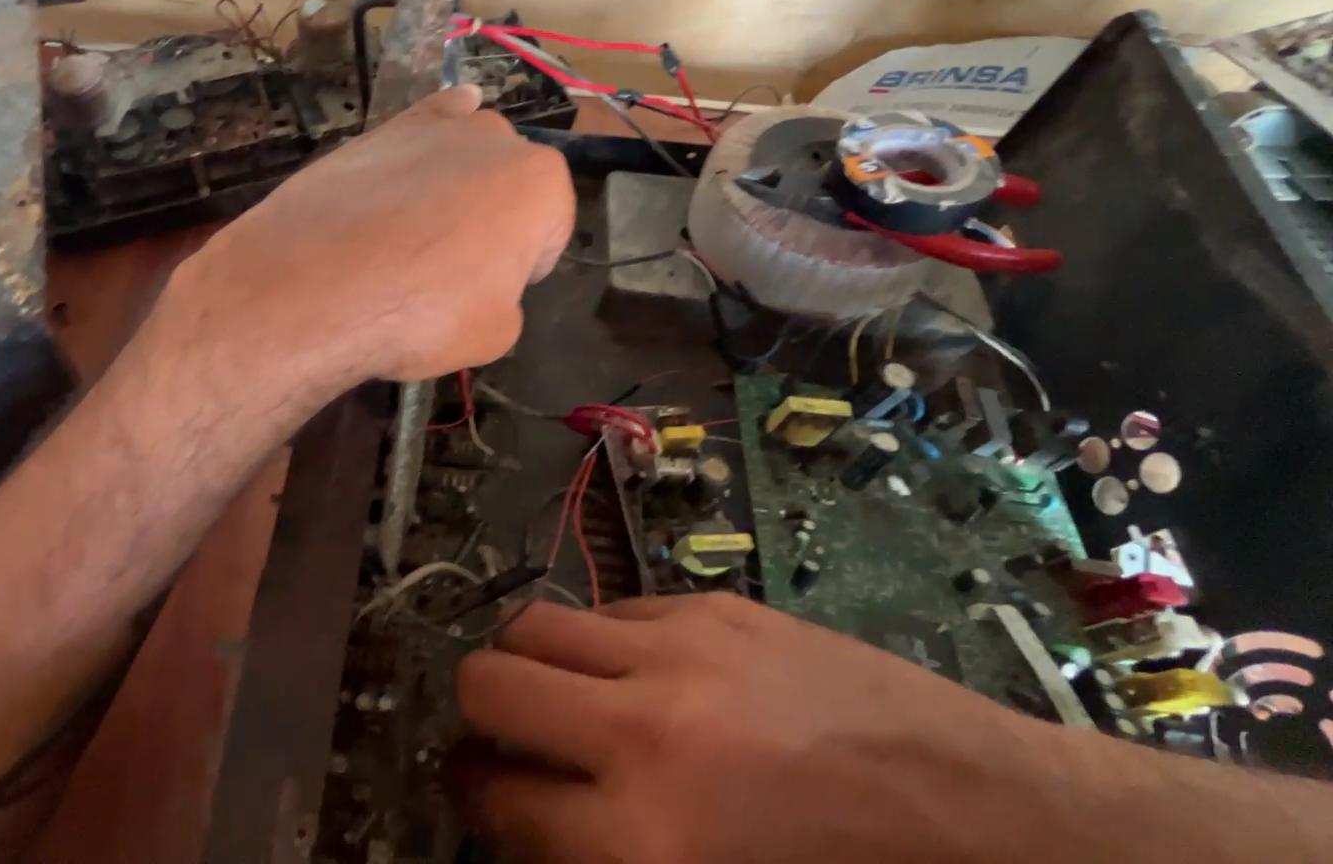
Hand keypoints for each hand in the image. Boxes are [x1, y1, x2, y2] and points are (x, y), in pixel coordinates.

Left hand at [165, 85, 574, 385]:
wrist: (313, 285)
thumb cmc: (422, 314)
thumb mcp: (496, 333)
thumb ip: (508, 298)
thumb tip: (481, 282)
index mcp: (540, 184)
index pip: (550, 230)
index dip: (525, 266)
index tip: (492, 290)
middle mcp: (494, 138)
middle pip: (507, 187)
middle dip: (491, 221)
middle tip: (448, 272)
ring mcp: (432, 127)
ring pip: (463, 161)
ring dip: (454, 190)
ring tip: (412, 240)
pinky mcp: (378, 130)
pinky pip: (421, 127)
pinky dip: (430, 135)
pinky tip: (437, 128)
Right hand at [450, 595, 1080, 862]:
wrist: (971, 813)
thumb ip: (595, 856)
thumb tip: (522, 810)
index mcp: (642, 840)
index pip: (492, 794)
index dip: (472, 791)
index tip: (477, 785)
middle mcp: (643, 731)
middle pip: (487, 684)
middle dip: (476, 713)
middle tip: (504, 732)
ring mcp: (676, 652)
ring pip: (532, 624)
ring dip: (527, 660)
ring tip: (556, 687)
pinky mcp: (710, 606)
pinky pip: (609, 610)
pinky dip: (600, 642)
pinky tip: (637, 670)